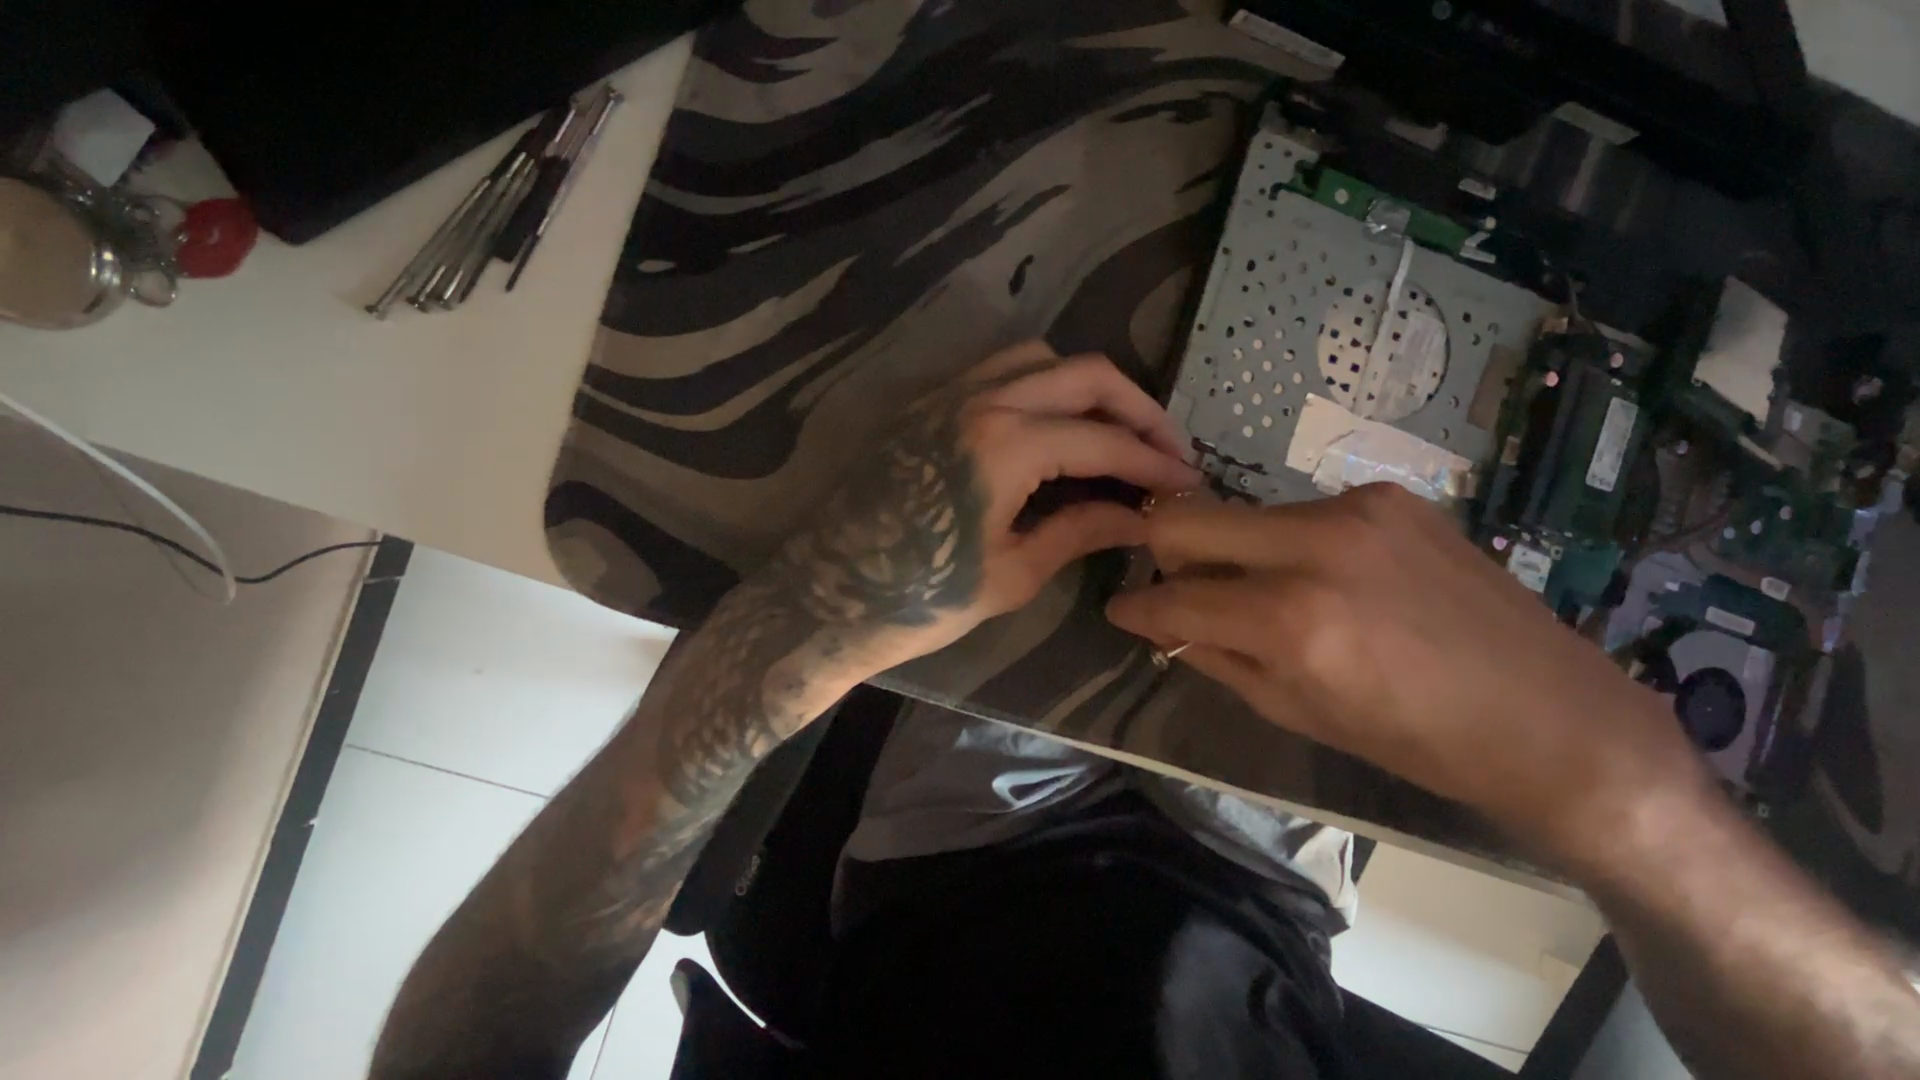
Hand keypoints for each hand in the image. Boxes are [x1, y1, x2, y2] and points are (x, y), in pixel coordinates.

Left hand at [760, 340, 1200, 682]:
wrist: (828, 597)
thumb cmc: (920, 598)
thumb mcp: (1012, 573)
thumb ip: (1082, 531)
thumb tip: (1141, 517)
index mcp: (1006, 444)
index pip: (1104, 439)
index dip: (1155, 461)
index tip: (1189, 482)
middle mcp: (981, 399)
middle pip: (1085, 374)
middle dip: (1137, 409)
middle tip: (1166, 452)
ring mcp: (949, 394)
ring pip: (1040, 359)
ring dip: (1088, 388)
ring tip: (1114, 435)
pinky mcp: (928, 405)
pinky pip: (1000, 372)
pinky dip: (1042, 386)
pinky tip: (1056, 429)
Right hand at [1105, 485, 1713, 857]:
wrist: (1554, 717)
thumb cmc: (1419, 741)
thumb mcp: (1299, 711)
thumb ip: (1219, 656)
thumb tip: (1167, 625)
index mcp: (1293, 618)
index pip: (1175, 595)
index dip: (1136, 608)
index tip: (1119, 611)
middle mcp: (1317, 544)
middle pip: (1188, 516)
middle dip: (1162, 552)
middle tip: (1172, 587)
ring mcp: (1358, 509)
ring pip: (1246, 512)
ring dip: (1234, 549)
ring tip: (1263, 592)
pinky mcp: (1392, 496)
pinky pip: (1304, 512)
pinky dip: (1290, 543)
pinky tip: (1328, 579)